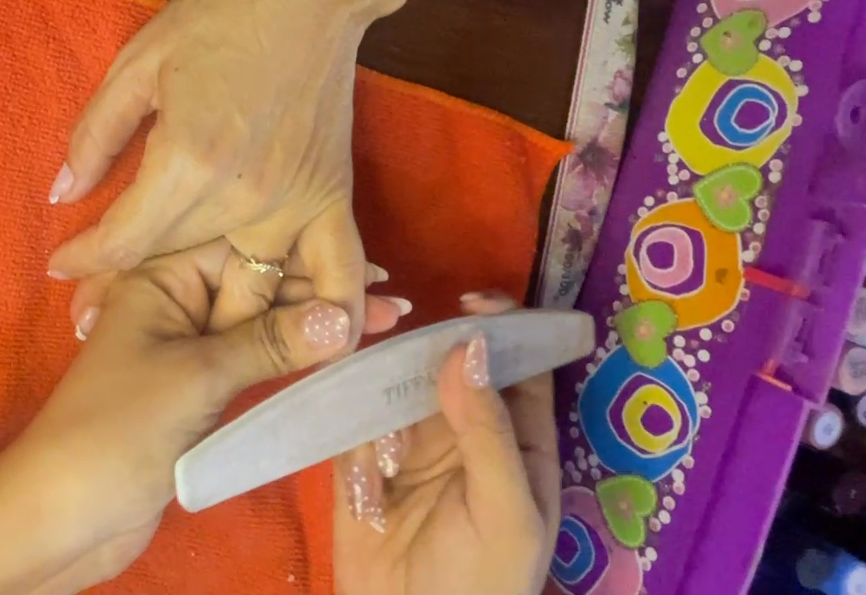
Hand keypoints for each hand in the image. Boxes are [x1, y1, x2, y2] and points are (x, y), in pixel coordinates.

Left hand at [0, 241, 369, 591]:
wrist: (65, 512)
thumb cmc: (118, 428)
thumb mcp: (196, 377)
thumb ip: (266, 344)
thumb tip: (342, 315)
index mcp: (160, 278)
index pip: (241, 253)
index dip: (306, 262)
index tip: (374, 271)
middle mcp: (175, 303)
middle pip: (256, 289)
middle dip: (320, 294)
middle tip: (395, 301)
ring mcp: (187, 349)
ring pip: (259, 328)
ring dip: (313, 327)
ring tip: (385, 322)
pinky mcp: (196, 390)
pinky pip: (250, 364)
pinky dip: (291, 360)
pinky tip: (336, 357)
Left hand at [47, 0, 410, 337]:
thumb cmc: (218, 16)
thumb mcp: (138, 63)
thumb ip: (96, 134)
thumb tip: (61, 194)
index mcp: (187, 159)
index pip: (126, 237)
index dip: (87, 259)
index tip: (62, 269)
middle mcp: (242, 197)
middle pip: (175, 263)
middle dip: (125, 286)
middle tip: (89, 309)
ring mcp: (294, 204)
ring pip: (239, 280)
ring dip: (204, 314)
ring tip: (165, 334)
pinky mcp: (334, 198)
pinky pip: (334, 275)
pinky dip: (324, 317)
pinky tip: (305, 348)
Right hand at [331, 292, 558, 594]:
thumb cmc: (478, 584)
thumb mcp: (504, 514)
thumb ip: (487, 429)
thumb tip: (467, 343)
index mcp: (513, 441)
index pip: (516, 367)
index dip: (504, 327)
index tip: (470, 299)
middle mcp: (459, 426)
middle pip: (445, 361)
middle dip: (426, 345)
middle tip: (400, 341)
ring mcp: (405, 435)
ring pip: (393, 377)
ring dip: (381, 379)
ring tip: (379, 416)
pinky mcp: (356, 447)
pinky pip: (351, 406)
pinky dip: (349, 406)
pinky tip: (355, 437)